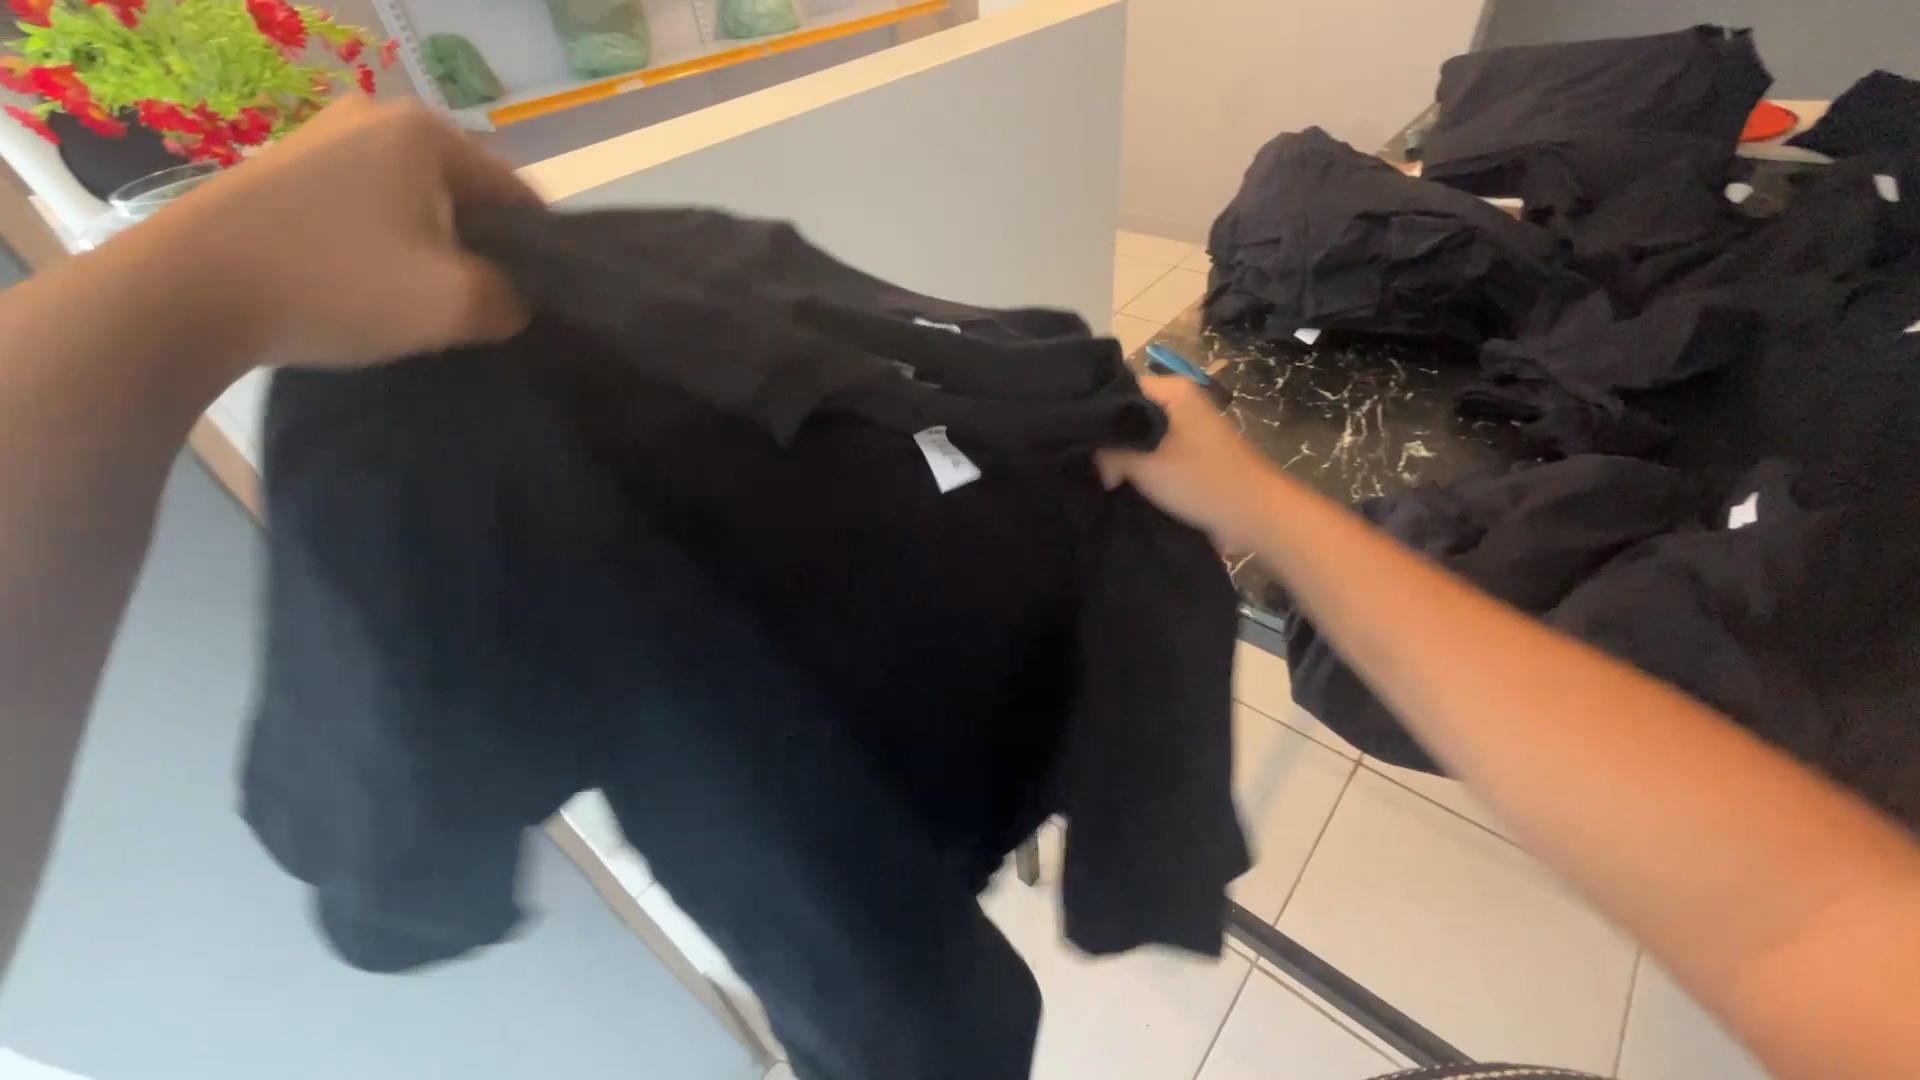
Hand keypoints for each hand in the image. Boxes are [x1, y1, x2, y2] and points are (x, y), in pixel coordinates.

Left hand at [133, 96, 534, 372]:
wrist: (186, 294)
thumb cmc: (339, 283)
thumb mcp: (461, 304)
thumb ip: (515, 300)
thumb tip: (513, 300)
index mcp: (425, 133)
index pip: (519, 198)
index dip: (540, 256)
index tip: (536, 303)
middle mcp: (374, 120)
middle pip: (468, 201)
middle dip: (483, 254)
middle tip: (481, 308)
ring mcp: (322, 141)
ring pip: (419, 210)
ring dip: (435, 256)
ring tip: (427, 305)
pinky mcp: (286, 174)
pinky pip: (370, 214)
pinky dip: (387, 251)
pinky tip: (375, 290)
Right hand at [1098, 375, 1276, 547]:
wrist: (1254, 515)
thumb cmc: (1201, 481)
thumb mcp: (1144, 464)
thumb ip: (1109, 452)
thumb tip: (1092, 456)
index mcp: (1172, 389)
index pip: (1116, 388)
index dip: (1094, 415)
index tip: (1076, 443)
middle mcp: (1179, 401)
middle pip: (1126, 413)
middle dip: (1107, 440)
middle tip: (1088, 467)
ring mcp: (1186, 427)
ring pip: (1138, 436)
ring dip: (1123, 458)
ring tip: (1101, 477)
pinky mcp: (1189, 452)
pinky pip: (1152, 453)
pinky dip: (1139, 467)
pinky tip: (1121, 484)